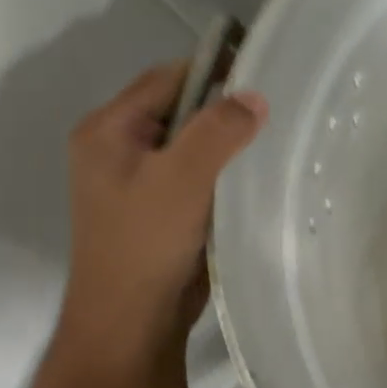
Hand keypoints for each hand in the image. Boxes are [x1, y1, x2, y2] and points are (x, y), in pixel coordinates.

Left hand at [61, 61, 267, 352]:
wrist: (132, 317)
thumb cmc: (146, 242)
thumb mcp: (183, 178)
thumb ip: (218, 131)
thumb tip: (255, 95)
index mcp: (107, 131)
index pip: (166, 79)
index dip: (212, 70)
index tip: (264, 71)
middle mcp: (118, 149)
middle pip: (179, 109)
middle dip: (225, 107)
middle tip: (279, 110)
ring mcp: (139, 182)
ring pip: (192, 144)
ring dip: (228, 142)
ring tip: (275, 142)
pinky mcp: (161, 209)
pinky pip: (198, 174)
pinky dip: (226, 171)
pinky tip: (257, 179)